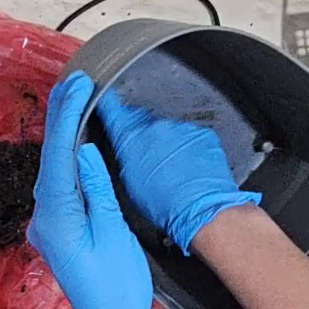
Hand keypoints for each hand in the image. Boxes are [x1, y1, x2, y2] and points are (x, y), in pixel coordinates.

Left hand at [29, 72, 159, 308]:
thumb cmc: (118, 285)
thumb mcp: (114, 233)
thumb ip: (98, 191)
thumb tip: (85, 151)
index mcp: (57, 217)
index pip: (59, 156)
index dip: (66, 117)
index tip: (76, 85)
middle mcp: (44, 218)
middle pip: (50, 159)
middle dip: (61, 118)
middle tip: (74, 81)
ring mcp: (48, 226)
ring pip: (53, 170)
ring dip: (62, 135)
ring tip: (74, 99)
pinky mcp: (58, 231)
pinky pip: (59, 186)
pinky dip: (66, 159)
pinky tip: (75, 142)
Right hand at [94, 93, 260, 254]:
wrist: (202, 208)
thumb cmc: (165, 204)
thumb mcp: (130, 183)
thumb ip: (125, 156)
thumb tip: (124, 146)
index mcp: (131, 138)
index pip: (113, 109)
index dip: (109, 105)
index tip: (106, 100)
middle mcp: (155, 127)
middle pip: (144, 123)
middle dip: (144, 136)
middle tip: (149, 160)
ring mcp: (181, 128)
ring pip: (169, 131)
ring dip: (168, 144)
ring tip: (173, 170)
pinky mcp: (202, 134)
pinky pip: (191, 137)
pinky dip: (189, 149)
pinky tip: (189, 168)